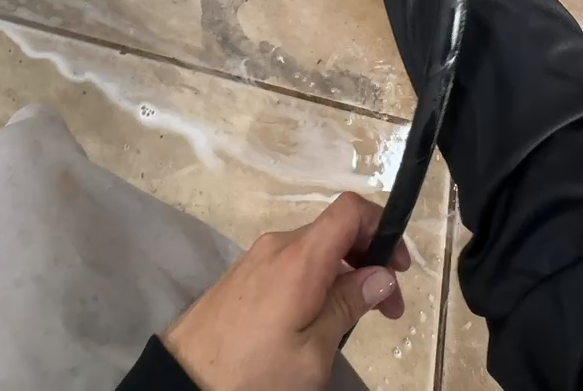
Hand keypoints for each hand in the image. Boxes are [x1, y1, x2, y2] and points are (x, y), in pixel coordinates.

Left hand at [161, 191, 410, 390]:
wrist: (185, 378)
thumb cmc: (255, 371)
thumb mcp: (312, 352)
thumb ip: (348, 306)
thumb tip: (380, 274)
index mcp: (300, 257)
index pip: (348, 209)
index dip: (381, 225)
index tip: (397, 266)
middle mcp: (279, 244)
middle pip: (335, 230)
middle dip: (369, 259)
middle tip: (388, 309)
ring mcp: (259, 255)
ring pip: (316, 247)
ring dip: (345, 272)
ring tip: (356, 318)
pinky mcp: (246, 271)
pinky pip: (294, 260)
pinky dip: (319, 277)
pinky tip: (322, 314)